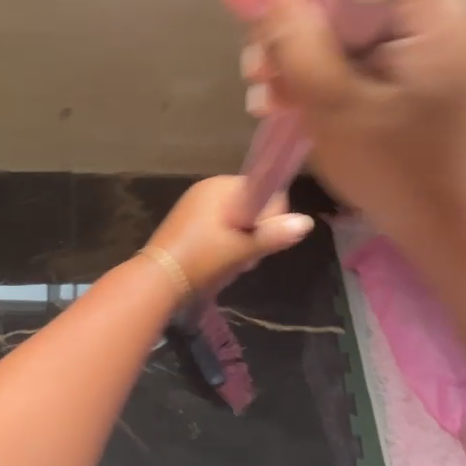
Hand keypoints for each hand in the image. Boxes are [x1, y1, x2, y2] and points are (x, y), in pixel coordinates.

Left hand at [145, 176, 313, 295]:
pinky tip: (222, 264)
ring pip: (238, 220)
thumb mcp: (243, 248)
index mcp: (222, 186)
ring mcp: (197, 205)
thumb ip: (275, 234)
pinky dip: (227, 245)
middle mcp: (209, 189)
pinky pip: (221, 228)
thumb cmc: (203, 258)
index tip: (264, 240)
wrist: (158, 280)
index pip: (265, 190)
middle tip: (247, 257)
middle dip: (256, 233)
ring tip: (234, 264)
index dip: (272, 216)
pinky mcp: (189, 223)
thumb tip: (308, 222)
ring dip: (243, 243)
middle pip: (253, 206)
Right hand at [212, 0, 465, 247]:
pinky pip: (340, 28)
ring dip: (288, 34)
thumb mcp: (333, 103)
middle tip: (259, 55)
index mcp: (429, 3)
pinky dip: (305, 54)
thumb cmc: (401, 171)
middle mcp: (425, 0)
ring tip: (265, 88)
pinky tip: (281, 97)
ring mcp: (411, 26)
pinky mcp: (395, 50)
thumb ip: (288, 35)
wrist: (451, 225)